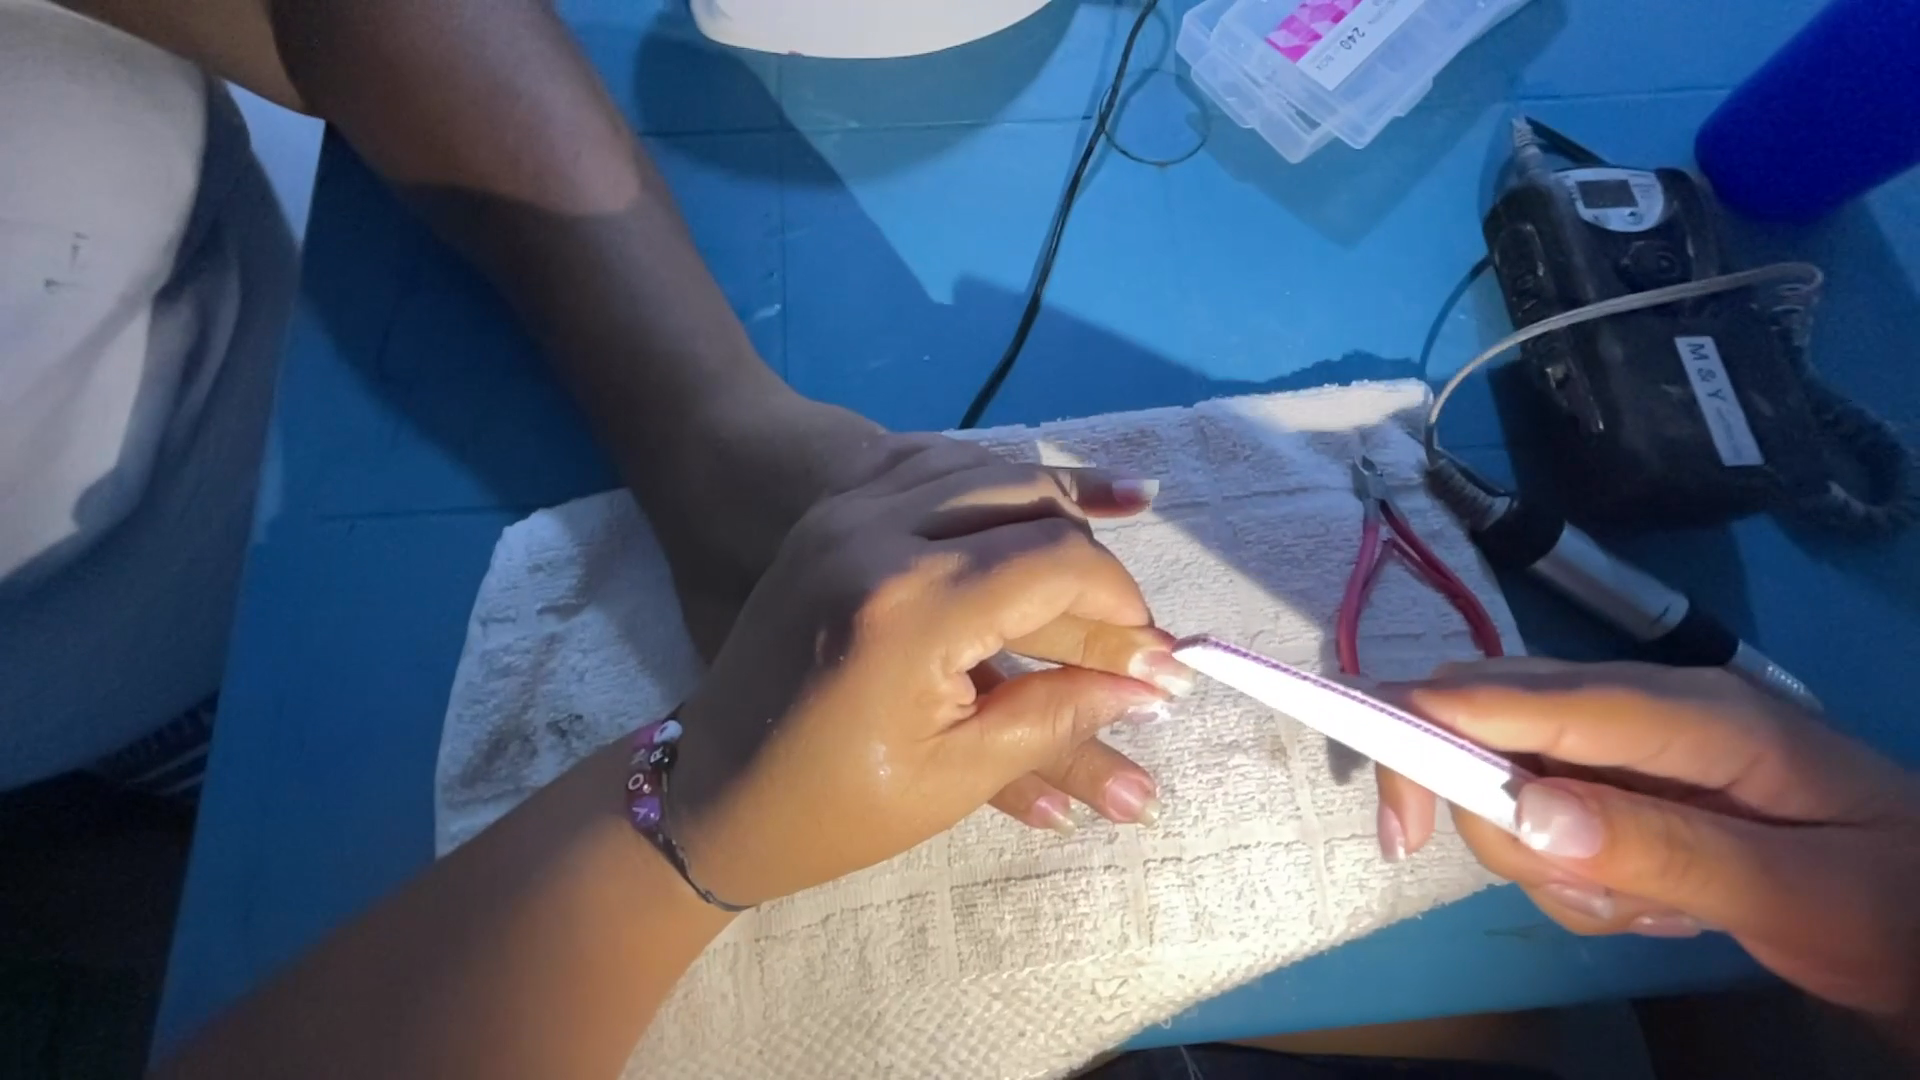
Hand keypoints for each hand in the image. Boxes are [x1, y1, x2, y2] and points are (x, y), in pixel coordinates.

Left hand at [661, 440, 1174, 904]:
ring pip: (985, 471)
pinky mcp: (832, 514)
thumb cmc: (828, 809)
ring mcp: (846, 512)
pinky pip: (931, 464)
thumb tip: (1147, 686)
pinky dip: (989, 479)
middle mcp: (879, 533)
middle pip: (1030, 503)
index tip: (1152, 657)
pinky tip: (1028, 493)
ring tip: (1105, 543)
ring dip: (1052, 509)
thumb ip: (1059, 717)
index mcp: (911, 609)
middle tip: (1128, 626)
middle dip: (1094, 563)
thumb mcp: (952, 778)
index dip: (1123, 603)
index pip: (1058, 562)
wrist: (706, 792)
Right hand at [1380, 659, 1919, 1019]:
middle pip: (1481, 721)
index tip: (1394, 806)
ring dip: (1533, 850)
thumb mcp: (1806, 895)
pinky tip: (1635, 891)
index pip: (1526, 698)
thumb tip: (1526, 812)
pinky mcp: (1597, 770)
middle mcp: (1627, 704)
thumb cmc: (1900, 903)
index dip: (1432, 726)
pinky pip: (1521, 807)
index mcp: (1685, 710)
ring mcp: (1608, 737)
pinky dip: (1552, 864)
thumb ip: (1667, 848)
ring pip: (1491, 771)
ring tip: (1637, 903)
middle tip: (1555, 885)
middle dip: (1483, 806)